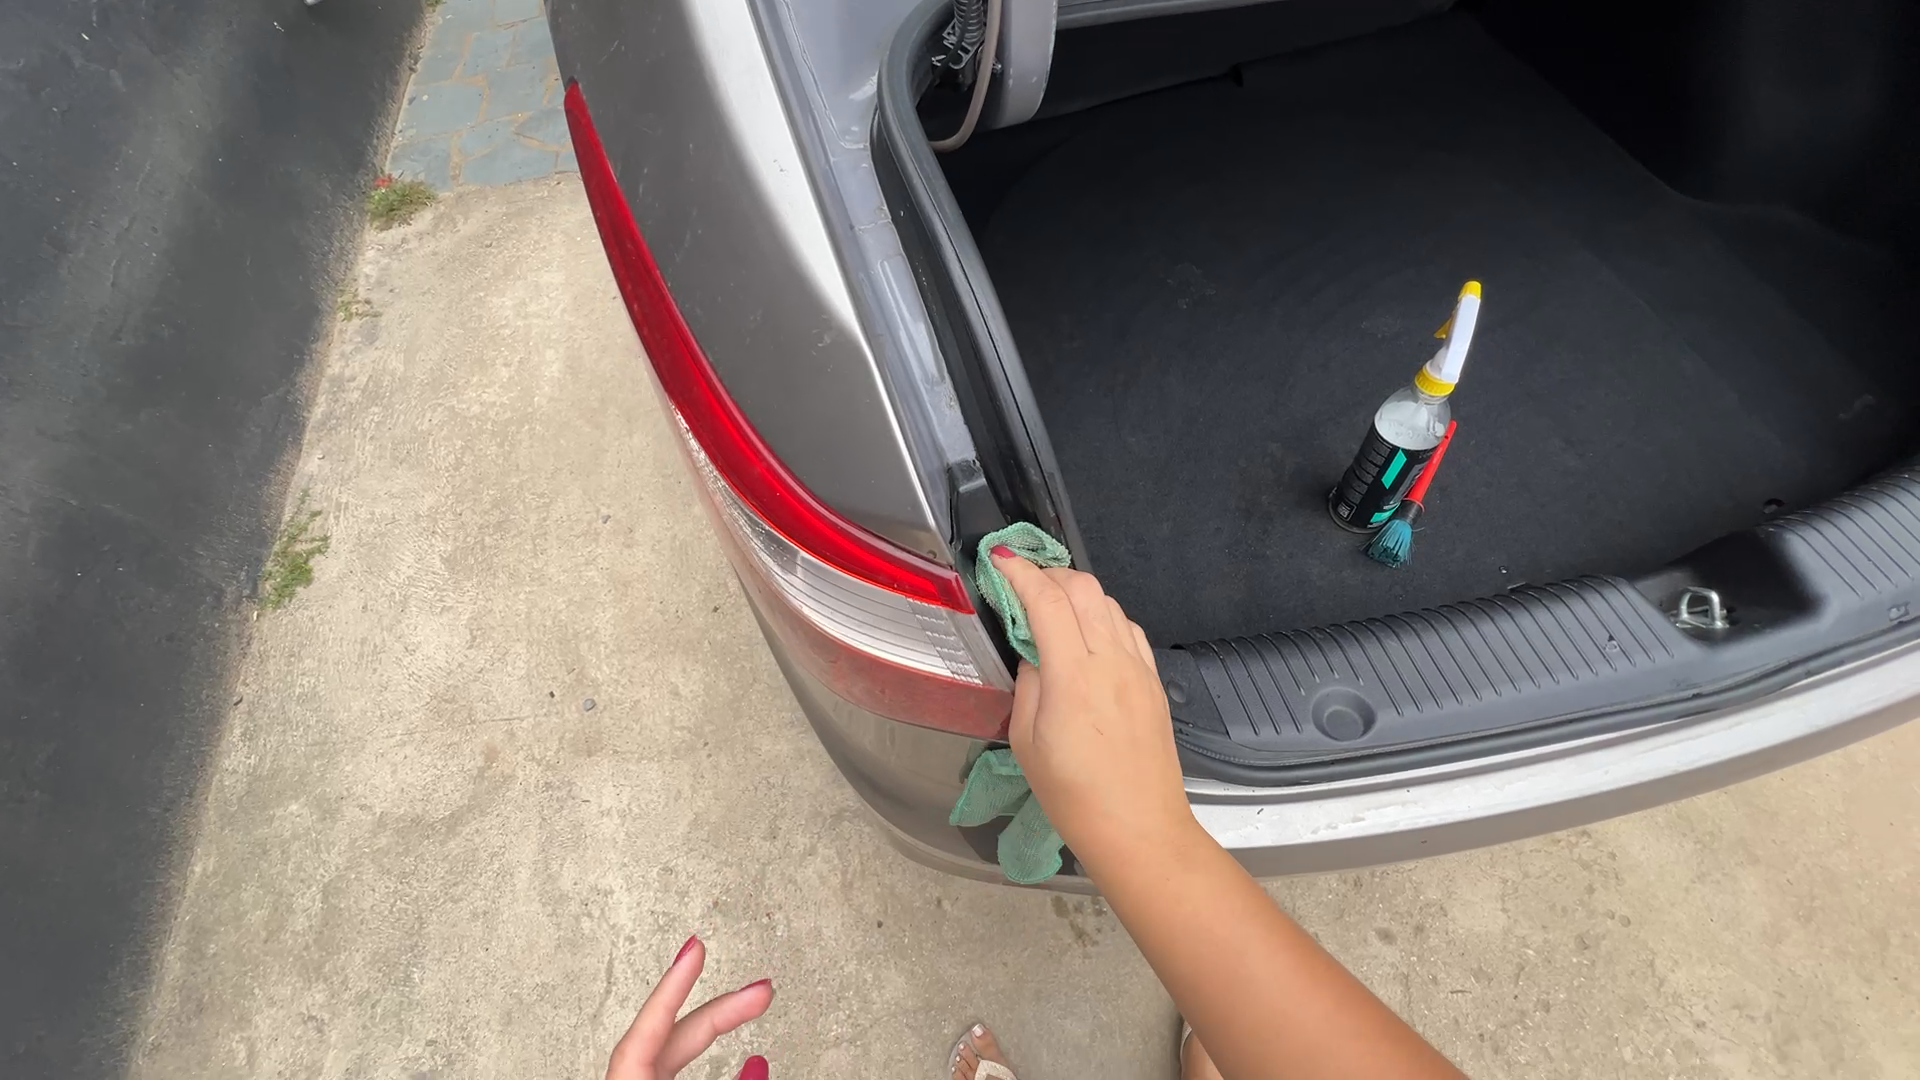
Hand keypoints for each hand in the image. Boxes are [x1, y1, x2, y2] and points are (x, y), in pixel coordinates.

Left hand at [606, 936, 772, 1079]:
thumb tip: (757, 1065)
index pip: (646, 1030)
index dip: (673, 986)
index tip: (696, 946)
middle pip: (671, 1037)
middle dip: (721, 1009)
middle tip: (760, 991)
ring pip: (675, 1056)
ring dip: (715, 1031)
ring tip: (751, 1007)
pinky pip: (677, 1076)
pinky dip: (708, 1062)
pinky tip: (737, 1060)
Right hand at [990, 550, 1197, 869]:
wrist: (1140, 829)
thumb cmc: (1073, 795)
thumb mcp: (1028, 741)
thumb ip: (1029, 683)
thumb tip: (1034, 653)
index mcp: (1074, 676)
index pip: (1048, 602)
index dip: (1021, 573)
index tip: (1000, 559)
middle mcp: (1111, 660)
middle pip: (1084, 588)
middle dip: (1050, 573)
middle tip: (1023, 581)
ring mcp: (1139, 668)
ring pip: (1110, 602)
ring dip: (1077, 591)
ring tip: (1052, 603)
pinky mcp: (1154, 680)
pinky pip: (1128, 628)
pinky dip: (1103, 613)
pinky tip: (1088, 630)